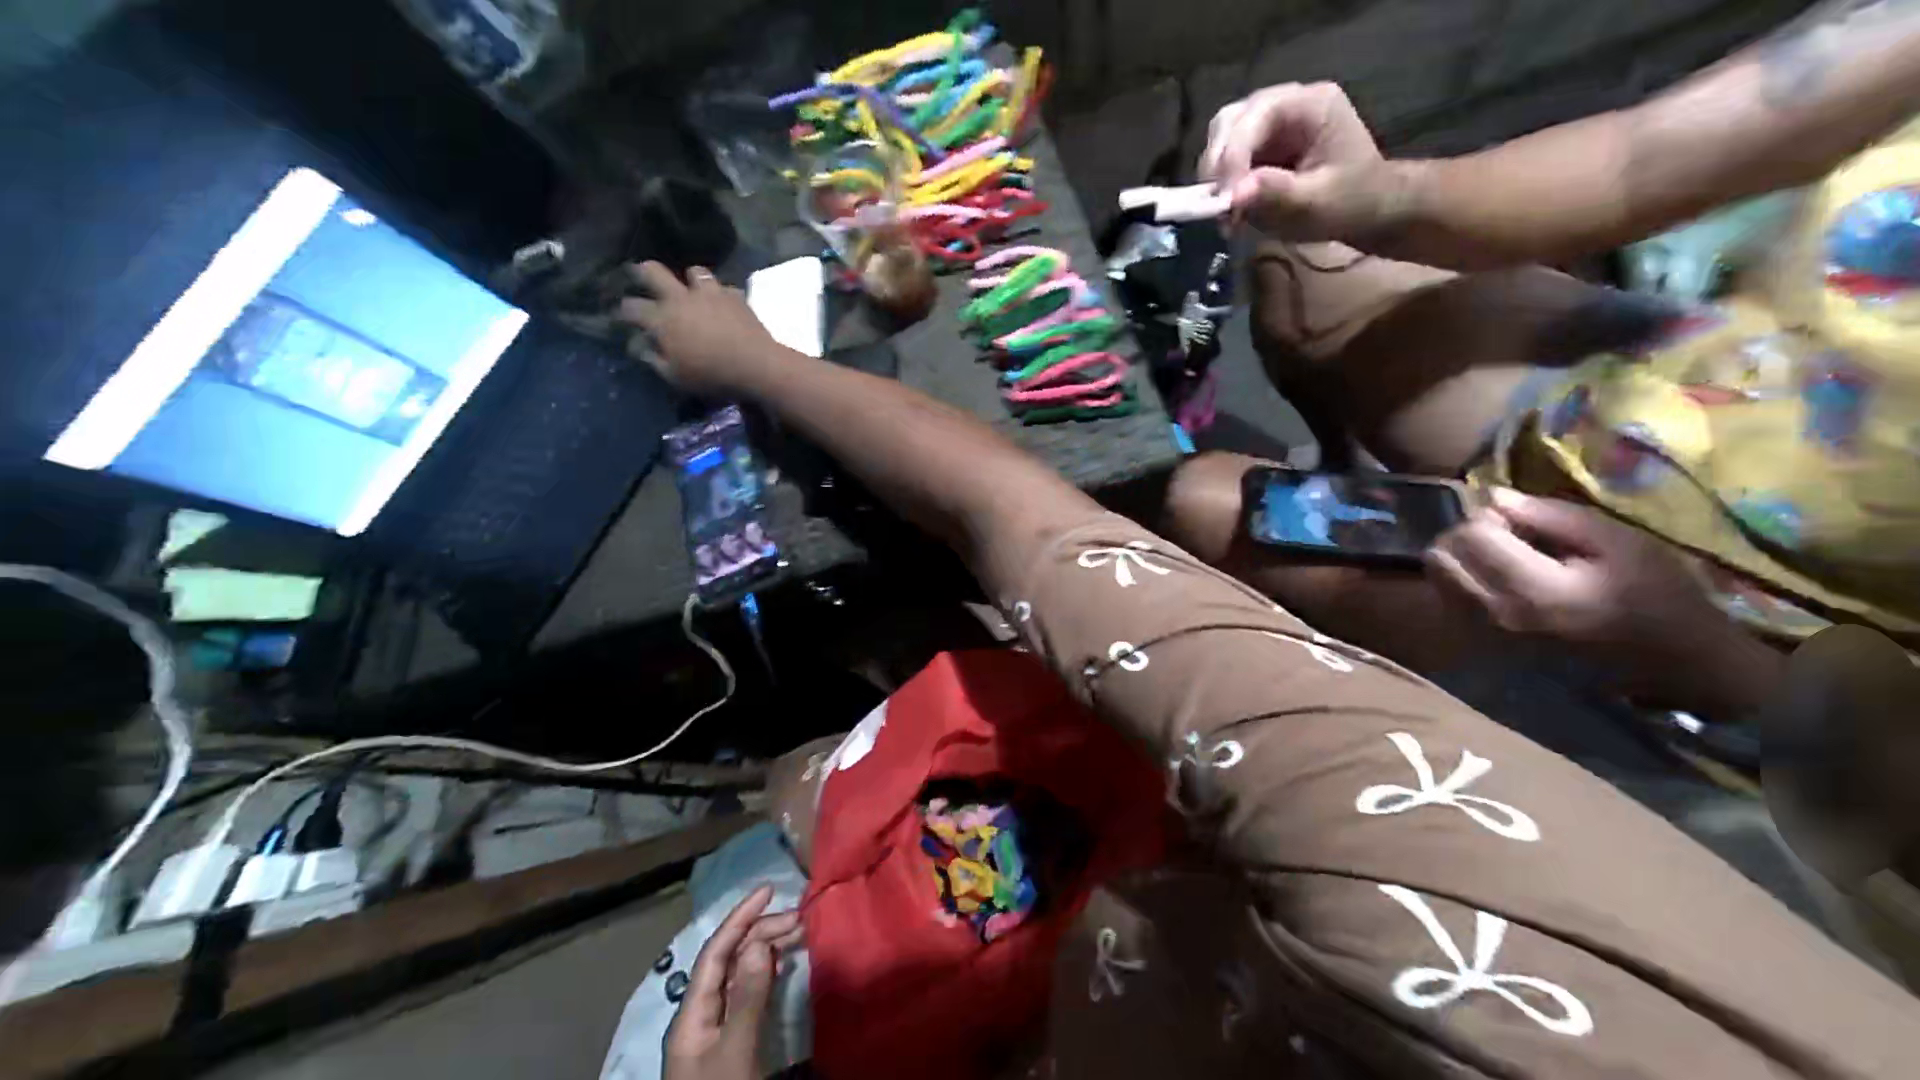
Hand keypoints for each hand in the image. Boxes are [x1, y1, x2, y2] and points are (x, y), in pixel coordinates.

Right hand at [617, 262, 783, 394]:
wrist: (756, 365)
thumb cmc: (711, 375)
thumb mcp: (675, 376)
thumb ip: (653, 359)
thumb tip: (639, 346)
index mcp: (662, 319)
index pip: (631, 308)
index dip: (622, 310)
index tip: (621, 314)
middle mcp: (681, 298)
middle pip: (653, 272)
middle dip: (641, 271)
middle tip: (638, 274)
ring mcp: (709, 293)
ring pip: (694, 272)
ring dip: (689, 280)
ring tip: (692, 289)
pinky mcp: (735, 296)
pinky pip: (724, 289)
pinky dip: (721, 295)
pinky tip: (724, 304)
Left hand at [664, 884, 803, 1079]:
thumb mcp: (736, 1051)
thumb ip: (748, 995)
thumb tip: (761, 941)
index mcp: (692, 1012)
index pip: (717, 951)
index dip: (741, 916)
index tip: (770, 889)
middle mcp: (702, 1013)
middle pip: (730, 960)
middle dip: (761, 932)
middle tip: (799, 919)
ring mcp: (718, 1028)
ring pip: (742, 975)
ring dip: (768, 949)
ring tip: (799, 933)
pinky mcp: (734, 1043)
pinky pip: (750, 994)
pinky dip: (768, 973)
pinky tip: (784, 963)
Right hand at [1197, 82, 1398, 243]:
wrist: (1364, 209)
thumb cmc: (1350, 202)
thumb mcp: (1318, 202)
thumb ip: (1277, 194)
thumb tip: (1233, 195)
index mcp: (1312, 104)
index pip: (1258, 114)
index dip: (1234, 153)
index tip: (1226, 198)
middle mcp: (1285, 105)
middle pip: (1230, 121)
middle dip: (1218, 165)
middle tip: (1218, 207)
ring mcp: (1267, 127)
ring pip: (1221, 140)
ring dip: (1215, 178)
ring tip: (1224, 213)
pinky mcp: (1255, 150)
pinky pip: (1223, 162)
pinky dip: (1219, 187)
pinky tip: (1228, 211)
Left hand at [1426, 488, 1726, 658]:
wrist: (1672, 657)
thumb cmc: (1655, 592)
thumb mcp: (1618, 540)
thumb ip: (1549, 515)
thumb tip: (1492, 495)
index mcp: (1533, 589)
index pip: (1471, 536)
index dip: (1490, 516)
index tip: (1523, 519)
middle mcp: (1495, 613)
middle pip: (1440, 555)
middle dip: (1465, 534)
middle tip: (1507, 534)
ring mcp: (1484, 631)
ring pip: (1436, 576)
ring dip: (1458, 556)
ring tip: (1502, 555)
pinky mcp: (1483, 641)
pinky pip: (1446, 598)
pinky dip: (1459, 578)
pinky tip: (1497, 577)